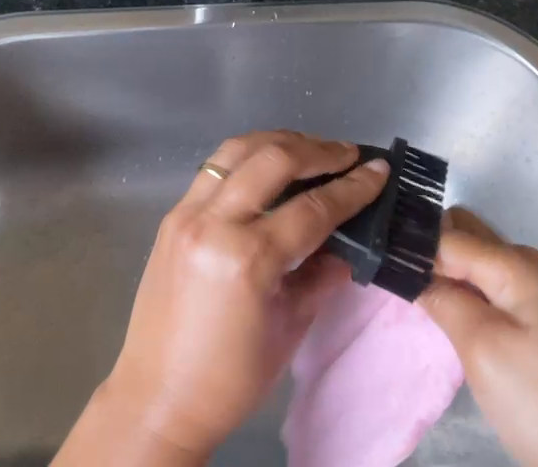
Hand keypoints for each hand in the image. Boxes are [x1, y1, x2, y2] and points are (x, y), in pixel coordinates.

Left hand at [53, 130, 390, 465]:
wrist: (157, 397)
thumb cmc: (230, 377)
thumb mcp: (290, 328)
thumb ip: (321, 276)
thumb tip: (347, 244)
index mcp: (247, 257)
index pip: (312, 207)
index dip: (353, 187)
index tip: (380, 170)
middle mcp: (214, 222)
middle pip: (274, 159)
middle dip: (318, 150)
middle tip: (349, 155)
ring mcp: (186, 213)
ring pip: (237, 149)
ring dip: (279, 142)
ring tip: (312, 150)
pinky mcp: (172, 215)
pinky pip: (213, 168)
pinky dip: (246, 157)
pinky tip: (269, 166)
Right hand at [418, 209, 537, 466]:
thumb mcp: (482, 348)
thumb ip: (442, 299)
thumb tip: (409, 268)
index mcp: (514, 262)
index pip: (444, 234)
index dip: (412, 250)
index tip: (381, 269)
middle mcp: (522, 265)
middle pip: (460, 234)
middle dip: (427, 252)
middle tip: (399, 287)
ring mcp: (529, 292)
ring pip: (470, 260)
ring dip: (441, 274)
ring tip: (414, 302)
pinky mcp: (529, 319)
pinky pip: (482, 286)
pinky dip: (459, 293)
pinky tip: (444, 318)